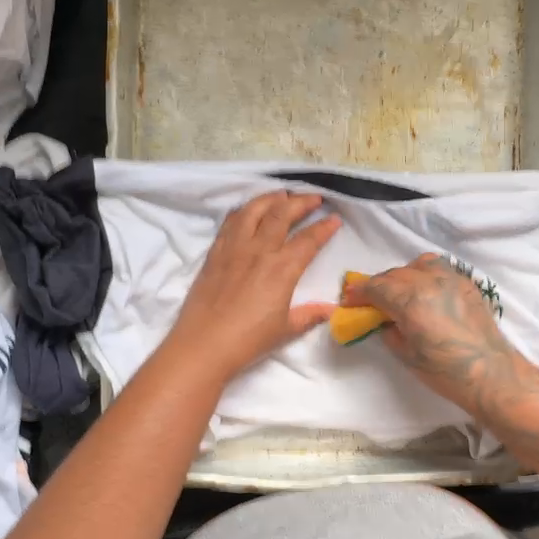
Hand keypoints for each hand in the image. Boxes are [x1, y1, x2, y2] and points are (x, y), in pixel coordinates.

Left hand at [164, 192, 341, 379]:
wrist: (203, 344)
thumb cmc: (248, 340)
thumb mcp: (285, 330)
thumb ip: (309, 315)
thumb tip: (331, 310)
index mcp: (282, 269)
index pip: (308, 240)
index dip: (323, 227)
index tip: (334, 219)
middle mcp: (259, 250)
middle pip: (281, 214)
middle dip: (300, 202)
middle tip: (313, 197)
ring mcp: (234, 249)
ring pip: (253, 211)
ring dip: (270, 198)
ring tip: (282, 193)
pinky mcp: (214, 253)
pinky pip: (230, 222)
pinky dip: (243, 211)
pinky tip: (248, 211)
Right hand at [346, 254, 523, 408]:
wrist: (491, 374)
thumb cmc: (445, 372)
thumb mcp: (406, 355)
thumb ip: (390, 331)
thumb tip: (383, 320)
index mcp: (411, 301)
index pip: (377, 287)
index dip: (359, 293)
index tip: (348, 300)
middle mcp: (430, 282)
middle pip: (395, 274)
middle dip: (378, 285)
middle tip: (369, 301)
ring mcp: (452, 279)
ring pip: (419, 264)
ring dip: (403, 275)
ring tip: (399, 292)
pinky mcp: (468, 284)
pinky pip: (440, 269)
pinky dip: (425, 275)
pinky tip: (424, 292)